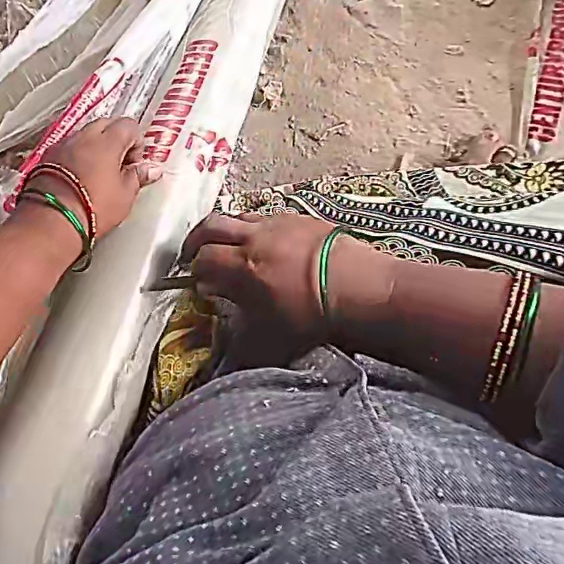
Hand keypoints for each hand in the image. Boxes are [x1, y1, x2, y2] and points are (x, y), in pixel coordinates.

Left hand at [27, 117, 163, 239]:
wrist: (51, 220)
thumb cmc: (92, 209)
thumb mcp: (124, 196)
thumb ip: (137, 177)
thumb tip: (150, 169)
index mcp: (107, 142)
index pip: (129, 125)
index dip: (137, 142)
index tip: (135, 163)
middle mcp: (83, 136)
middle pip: (105, 124)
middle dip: (115, 139)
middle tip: (119, 164)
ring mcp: (62, 144)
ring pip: (84, 134)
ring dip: (94, 146)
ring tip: (98, 172)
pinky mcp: (46, 156)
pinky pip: (67, 147)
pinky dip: (76, 155)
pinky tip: (77, 177)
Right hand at [182, 213, 396, 364]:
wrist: (367, 291)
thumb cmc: (314, 319)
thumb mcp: (271, 340)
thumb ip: (238, 338)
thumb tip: (220, 346)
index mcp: (242, 265)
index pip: (203, 259)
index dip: (195, 271)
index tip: (200, 284)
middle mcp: (254, 237)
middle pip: (210, 225)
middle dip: (197, 240)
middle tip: (195, 254)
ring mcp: (277, 223)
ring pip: (238, 217)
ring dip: (226, 231)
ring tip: (231, 247)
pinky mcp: (300, 218)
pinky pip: (267, 217)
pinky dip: (256, 229)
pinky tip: (268, 246)